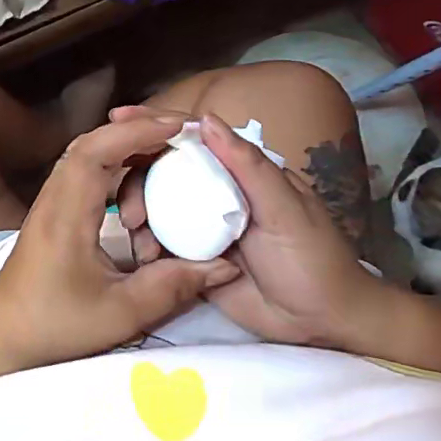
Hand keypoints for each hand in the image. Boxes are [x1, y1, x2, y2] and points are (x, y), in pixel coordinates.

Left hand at [0, 115, 239, 368]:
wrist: (3, 329)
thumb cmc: (54, 323)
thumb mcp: (120, 312)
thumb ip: (172, 286)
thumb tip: (223, 266)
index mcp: (66, 214)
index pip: (96, 153)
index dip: (136, 133)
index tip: (179, 127)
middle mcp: (55, 197)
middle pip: (92, 143)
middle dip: (137, 131)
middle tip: (184, 135)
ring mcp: (52, 199)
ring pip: (88, 154)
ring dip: (126, 148)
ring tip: (169, 156)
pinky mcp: (55, 208)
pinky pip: (86, 171)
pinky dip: (116, 167)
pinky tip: (142, 186)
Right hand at [114, 108, 401, 349]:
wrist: (322, 323)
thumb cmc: (312, 257)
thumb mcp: (285, 208)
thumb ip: (247, 165)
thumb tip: (205, 118)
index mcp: (235, 172)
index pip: (189, 139)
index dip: (152, 125)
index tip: (118, 118)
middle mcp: (211, 191)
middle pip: (159, 171)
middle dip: (133, 182)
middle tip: (127, 211)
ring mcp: (197, 224)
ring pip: (152, 206)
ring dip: (138, 218)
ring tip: (138, 237)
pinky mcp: (189, 256)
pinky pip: (156, 242)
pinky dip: (145, 246)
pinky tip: (147, 259)